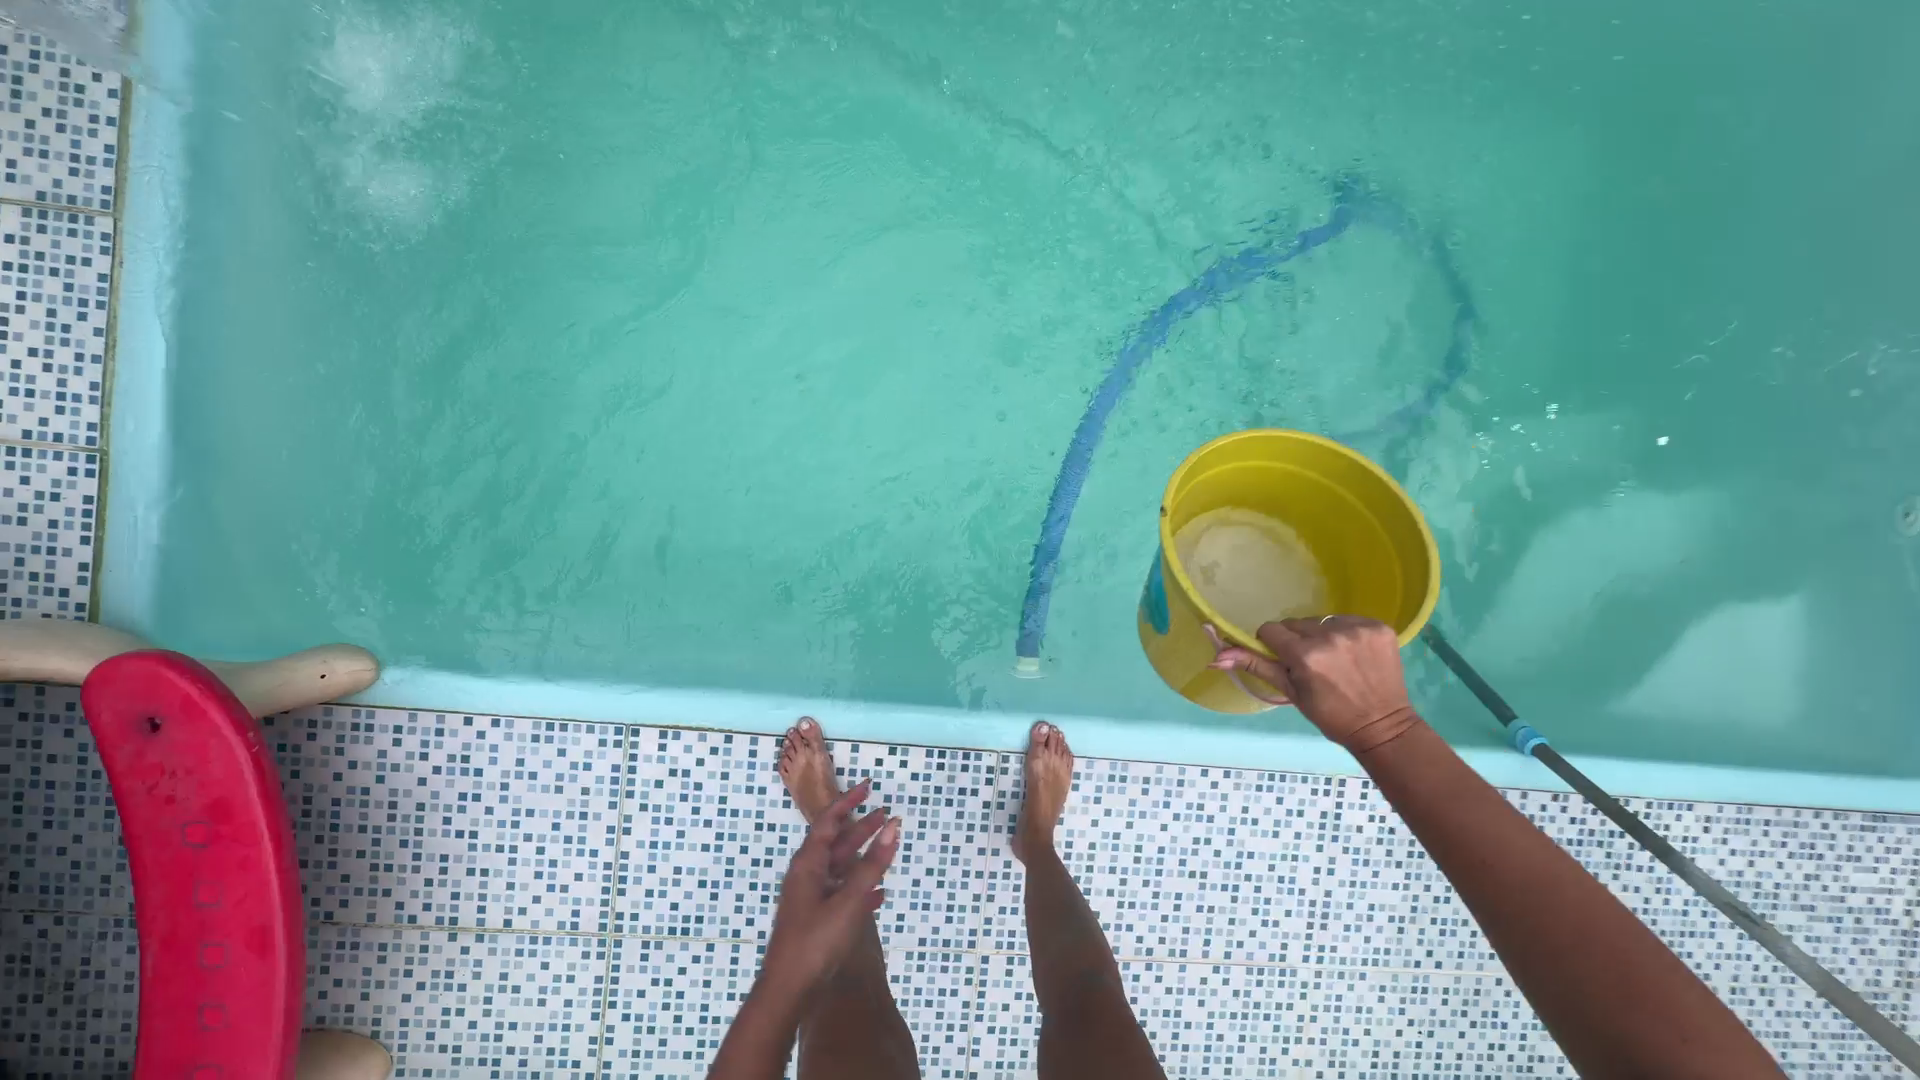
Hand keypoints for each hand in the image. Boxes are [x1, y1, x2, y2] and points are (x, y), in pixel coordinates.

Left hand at [758, 780, 901, 999]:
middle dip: (860, 828)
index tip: (868, 785)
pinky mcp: (817, 919)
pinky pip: (842, 893)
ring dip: (863, 857)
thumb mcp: (848, 901)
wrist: (788, 990)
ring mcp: (811, 898)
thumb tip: (893, 826)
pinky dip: (861, 888)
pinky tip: (880, 894)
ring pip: (840, 869)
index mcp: (808, 864)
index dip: (848, 801)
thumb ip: (872, 865)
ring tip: (887, 846)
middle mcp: (807, 876)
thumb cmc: (815, 940)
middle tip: (885, 813)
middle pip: (836, 843)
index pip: (829, 821)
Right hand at [1211, 616, 1421, 752]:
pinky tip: (1354, 654)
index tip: (1285, 660)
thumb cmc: (1330, 714)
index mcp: (1304, 655)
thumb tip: (1216, 657)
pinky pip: (1348, 620)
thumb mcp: (1289, 691)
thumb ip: (1255, 665)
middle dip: (1298, 640)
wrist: (1382, 726)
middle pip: (1297, 624)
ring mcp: (1358, 630)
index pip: (1271, 630)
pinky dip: (1346, 633)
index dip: (1273, 644)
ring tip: (1335, 660)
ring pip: (1322, 620)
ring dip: (1322, 635)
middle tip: (1311, 665)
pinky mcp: (1379, 627)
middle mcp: (1330, 636)